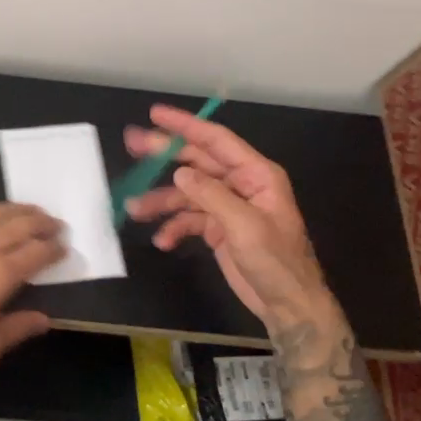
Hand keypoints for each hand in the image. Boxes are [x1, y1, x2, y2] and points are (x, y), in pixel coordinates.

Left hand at [0, 181, 64, 381]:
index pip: (36, 253)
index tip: (64, 246)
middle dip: (40, 221)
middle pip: (18, 225)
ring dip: (12, 207)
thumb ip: (17, 328)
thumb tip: (45, 319)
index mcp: (0, 274)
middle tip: (55, 223)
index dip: (53, 248)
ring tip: (27, 208)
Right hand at [122, 104, 336, 332]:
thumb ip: (212, 196)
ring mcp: (227, 206)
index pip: (216, 141)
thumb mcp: (245, 227)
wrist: (289, 305)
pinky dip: (173, 227)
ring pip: (186, 193)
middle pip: (196, 162)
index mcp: (256, 175)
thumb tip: (179, 173)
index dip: (186, 125)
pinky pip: (188, 219)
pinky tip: (163, 240)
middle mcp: (240, 184)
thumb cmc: (277, 263)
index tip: (156, 114)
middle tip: (132, 145)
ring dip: (161, 201)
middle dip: (163, 157)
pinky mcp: (217, 228)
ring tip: (135, 209)